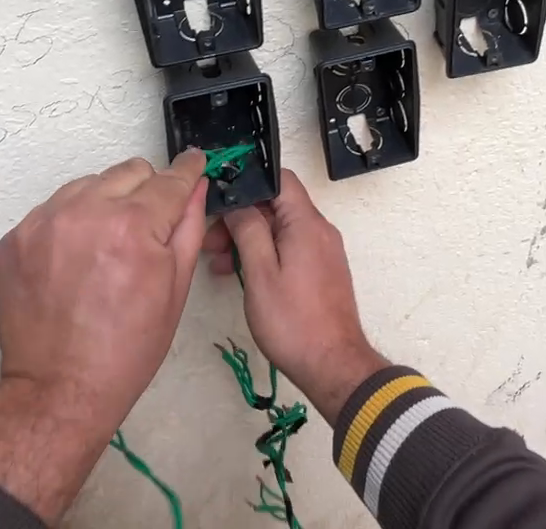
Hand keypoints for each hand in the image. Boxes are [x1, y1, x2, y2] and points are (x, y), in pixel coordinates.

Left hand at [0, 150, 208, 521]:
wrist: (58, 390)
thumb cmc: (127, 347)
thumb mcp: (176, 288)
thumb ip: (189, 226)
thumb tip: (196, 185)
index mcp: (133, 226)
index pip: (170, 179)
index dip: (188, 171)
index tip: (194, 163)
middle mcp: (86, 211)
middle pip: (130, 171)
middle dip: (146, 191)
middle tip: (146, 228)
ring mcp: (45, 221)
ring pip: (91, 183)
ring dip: (106, 202)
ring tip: (106, 246)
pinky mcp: (16, 236)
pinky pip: (56, 207)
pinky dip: (72, 222)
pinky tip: (75, 258)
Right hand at [203, 168, 389, 420]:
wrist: (333, 366)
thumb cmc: (294, 322)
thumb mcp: (260, 274)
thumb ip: (248, 231)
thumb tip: (239, 203)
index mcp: (306, 223)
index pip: (279, 179)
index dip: (248, 181)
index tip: (220, 197)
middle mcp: (319, 230)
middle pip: (276, 205)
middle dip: (241, 217)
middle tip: (211, 242)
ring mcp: (322, 250)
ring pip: (280, 228)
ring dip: (249, 238)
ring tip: (219, 263)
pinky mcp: (321, 270)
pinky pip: (289, 247)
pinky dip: (265, 253)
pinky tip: (241, 274)